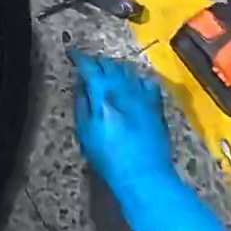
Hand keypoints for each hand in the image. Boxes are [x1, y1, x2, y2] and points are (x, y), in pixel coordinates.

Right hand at [71, 52, 229, 230]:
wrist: (145, 177)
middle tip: (87, 65)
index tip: (73, 54)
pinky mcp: (156, 107)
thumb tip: (82, 85)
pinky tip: (132, 85)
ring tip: (107, 72)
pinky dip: (136, 80)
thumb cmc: (110, 159)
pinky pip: (146, 84)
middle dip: (98, 62)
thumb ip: (82, 104)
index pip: (91, 68)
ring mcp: (144, 98)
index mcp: (105, 95)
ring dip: (115, 68)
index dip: (80, 58)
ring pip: (128, 72)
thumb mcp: (86, 132)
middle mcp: (126, 91)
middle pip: (110, 66)